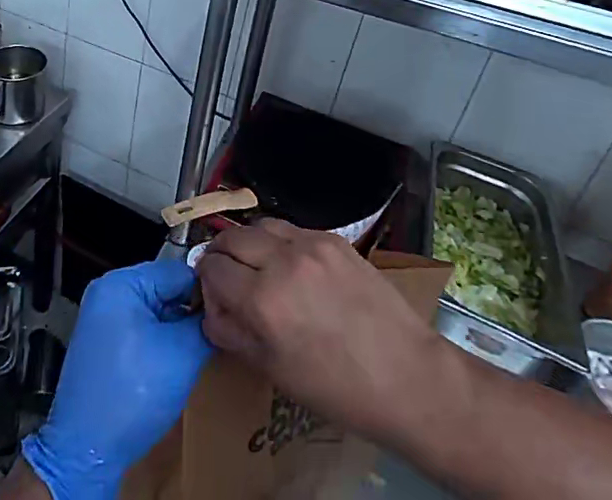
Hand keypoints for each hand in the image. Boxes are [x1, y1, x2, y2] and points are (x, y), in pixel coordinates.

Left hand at [20, 260, 211, 499]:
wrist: (87, 450)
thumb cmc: (134, 393)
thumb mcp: (181, 354)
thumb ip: (205, 322)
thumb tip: (221, 310)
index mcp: (121, 284)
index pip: (178, 271)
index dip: (207, 291)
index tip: (229, 314)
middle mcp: (108, 293)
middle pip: (166, 289)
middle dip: (191, 312)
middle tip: (218, 334)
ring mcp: (103, 319)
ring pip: (156, 312)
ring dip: (178, 330)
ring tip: (201, 349)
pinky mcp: (105, 345)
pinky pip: (143, 330)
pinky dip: (162, 343)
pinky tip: (177, 363)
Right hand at [195, 219, 443, 445]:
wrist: (406, 376)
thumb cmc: (336, 387)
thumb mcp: (271, 369)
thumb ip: (230, 332)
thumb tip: (211, 308)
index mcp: (263, 300)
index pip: (212, 268)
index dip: (205, 280)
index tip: (213, 294)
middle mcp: (283, 262)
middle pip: (232, 238)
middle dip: (221, 254)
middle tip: (225, 274)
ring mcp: (312, 246)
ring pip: (261, 225)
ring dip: (249, 242)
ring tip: (255, 265)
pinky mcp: (335, 240)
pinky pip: (292, 230)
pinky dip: (280, 242)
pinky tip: (290, 266)